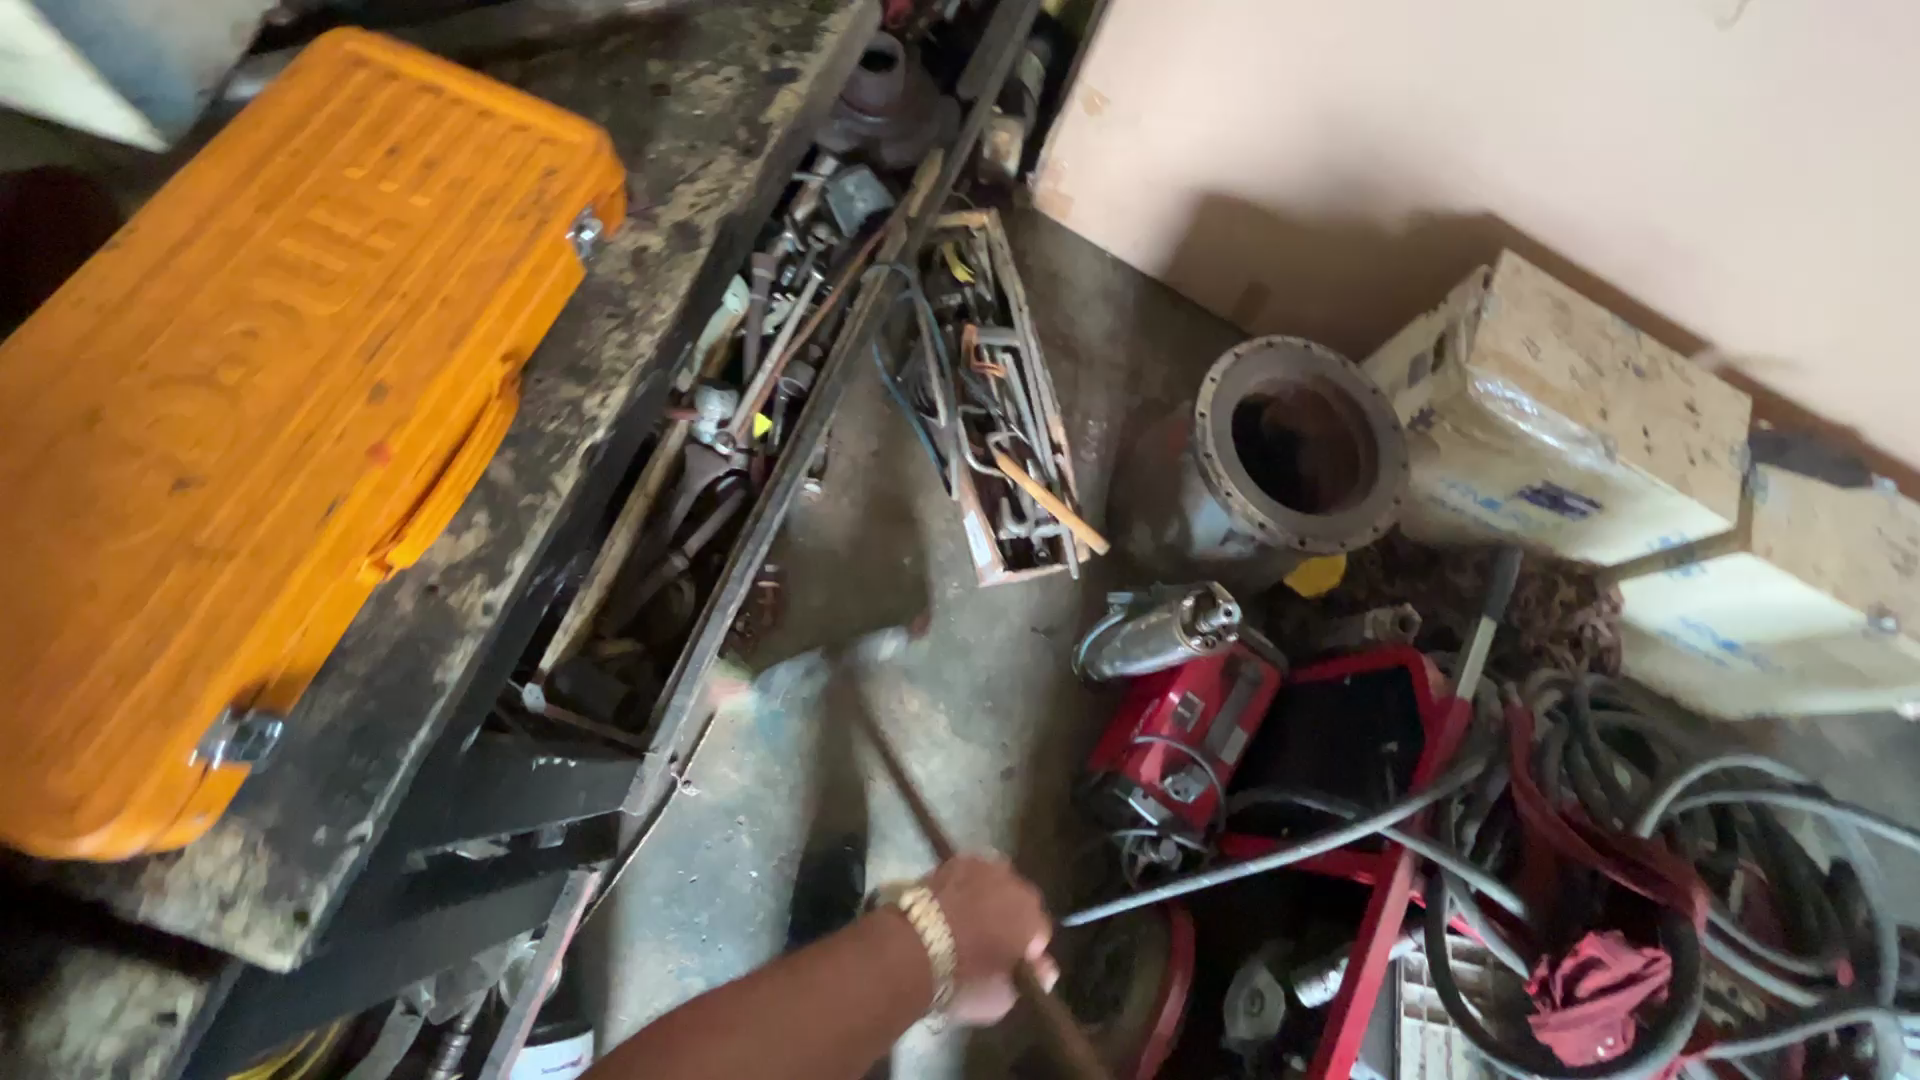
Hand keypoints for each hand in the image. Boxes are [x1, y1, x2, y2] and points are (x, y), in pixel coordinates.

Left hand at [921, 854, 1057, 1026]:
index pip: (1041, 932)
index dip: (1029, 950)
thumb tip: (1045, 969)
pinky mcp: (953, 860)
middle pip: (1019, 900)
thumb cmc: (964, 977)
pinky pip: (970, 873)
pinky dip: (966, 885)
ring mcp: (982, 865)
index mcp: (1031, 915)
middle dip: (1011, 918)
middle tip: (991, 942)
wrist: (913, 947)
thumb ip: (1032, 979)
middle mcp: (1013, 882)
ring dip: (990, 897)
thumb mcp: (1003, 996)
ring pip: (996, 882)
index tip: (1014, 965)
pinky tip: (952, 903)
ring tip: (969, 920)